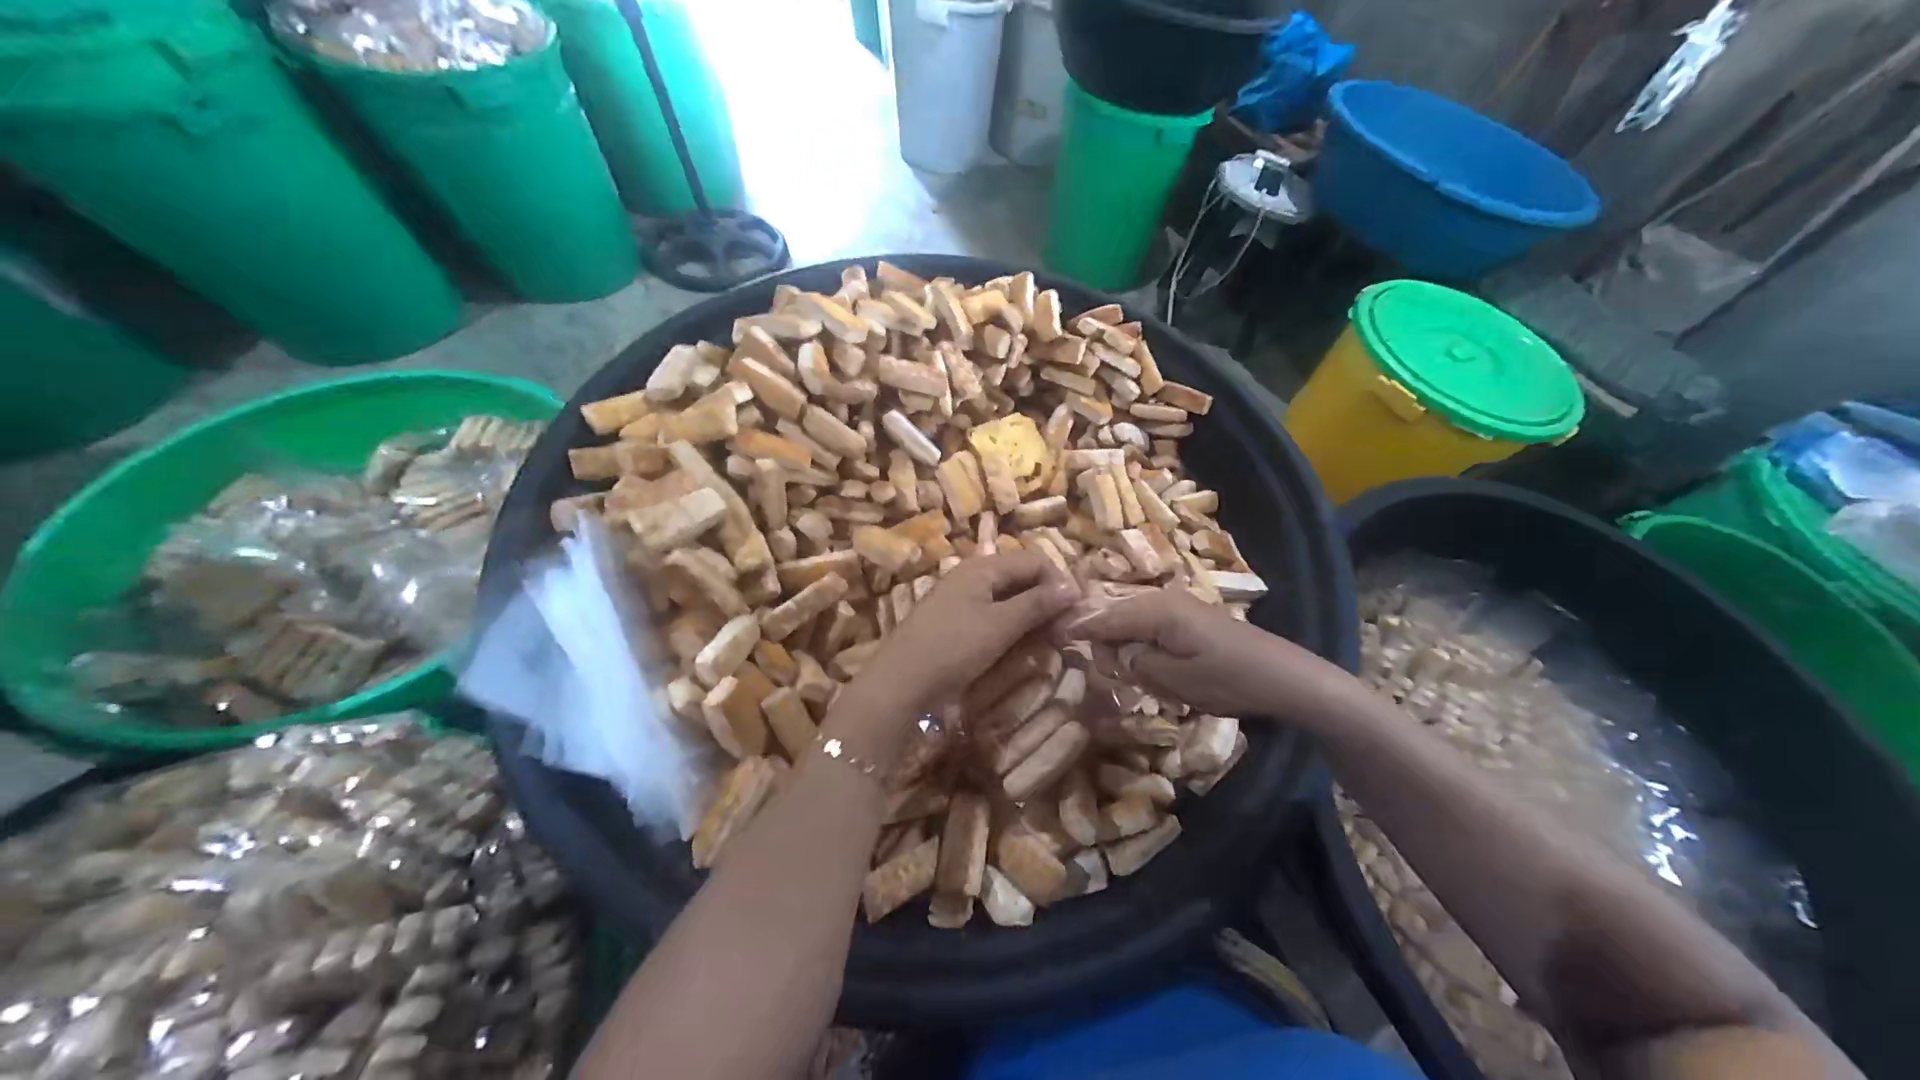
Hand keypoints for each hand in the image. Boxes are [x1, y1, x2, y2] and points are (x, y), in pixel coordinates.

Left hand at [852, 550, 1078, 713]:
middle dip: (1046, 600)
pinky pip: (992, 615)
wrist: (900, 682)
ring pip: (1008, 598)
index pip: (1034, 560)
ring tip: (1047, 641)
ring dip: (1030, 616)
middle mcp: (972, 575)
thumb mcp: (999, 626)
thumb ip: (1037, 604)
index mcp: (982, 567)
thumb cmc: (953, 648)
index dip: (1059, 582)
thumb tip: (1073, 588)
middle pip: (1021, 577)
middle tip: (1065, 631)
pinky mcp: (955, 622)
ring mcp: (961, 599)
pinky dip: (1010, 626)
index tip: (1076, 614)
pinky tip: (1018, 646)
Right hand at [1063, 589, 1355, 720]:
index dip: (1077, 628)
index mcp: (1155, 611)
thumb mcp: (1173, 680)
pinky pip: (1150, 626)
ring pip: (1131, 621)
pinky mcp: (1190, 618)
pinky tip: (1144, 664)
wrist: (1284, 676)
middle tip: (1095, 669)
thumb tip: (1115, 654)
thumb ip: (1134, 663)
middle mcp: (1162, 599)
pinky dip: (1139, 642)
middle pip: (1114, 615)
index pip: (1103, 618)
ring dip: (1121, 644)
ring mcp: (1178, 606)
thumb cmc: (1227, 679)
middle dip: (1100, 640)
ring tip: (1119, 672)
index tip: (1050, 634)